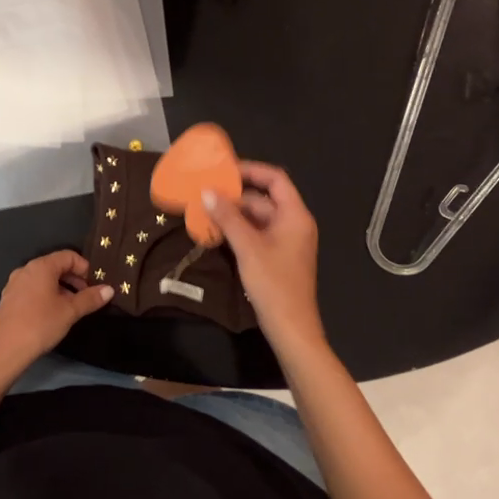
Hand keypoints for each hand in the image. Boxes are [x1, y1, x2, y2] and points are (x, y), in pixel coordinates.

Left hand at [0, 250, 114, 369]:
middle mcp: (26, 269)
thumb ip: (90, 298)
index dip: (85, 268)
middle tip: (87, 297)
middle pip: (55, 266)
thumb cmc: (41, 324)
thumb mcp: (70, 311)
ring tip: (72, 307)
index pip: (68, 256)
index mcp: (41, 266)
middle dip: (74, 279)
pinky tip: (52, 313)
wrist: (6, 348)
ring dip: (61, 288)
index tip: (95, 285)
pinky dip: (46, 294)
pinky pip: (32, 288)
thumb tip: (109, 289)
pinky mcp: (9, 297)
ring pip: (43, 278)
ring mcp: (15, 283)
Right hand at [203, 162, 325, 350]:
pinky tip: (215, 232)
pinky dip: (237, 230)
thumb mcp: (248, 247)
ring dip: (232, 214)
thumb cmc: (274, 284)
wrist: (290, 327)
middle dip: (234, 196)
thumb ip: (228, 217)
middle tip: (204, 194)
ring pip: (256, 217)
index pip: (275, 179)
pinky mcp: (276, 256)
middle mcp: (293, 224)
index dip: (250, 171)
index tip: (223, 170)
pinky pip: (255, 233)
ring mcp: (285, 241)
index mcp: (295, 216)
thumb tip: (207, 191)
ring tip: (203, 211)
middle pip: (263, 199)